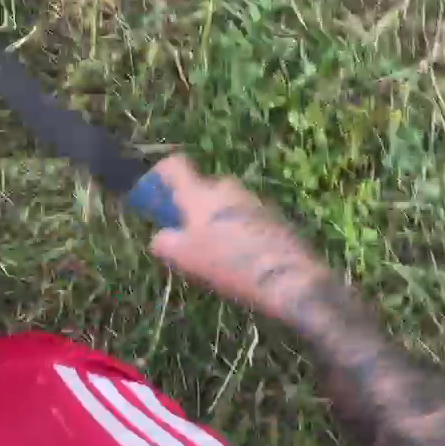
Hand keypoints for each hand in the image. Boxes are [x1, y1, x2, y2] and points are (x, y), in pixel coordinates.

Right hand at [144, 155, 347, 319]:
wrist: (288, 279)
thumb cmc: (227, 263)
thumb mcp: (184, 258)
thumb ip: (164, 242)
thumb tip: (160, 237)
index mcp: (200, 193)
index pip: (175, 166)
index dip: (161, 175)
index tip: (156, 194)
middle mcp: (227, 189)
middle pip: (203, 188)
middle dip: (193, 206)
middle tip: (188, 235)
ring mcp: (254, 201)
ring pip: (227, 204)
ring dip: (218, 220)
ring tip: (217, 252)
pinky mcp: (275, 217)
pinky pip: (247, 218)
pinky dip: (240, 230)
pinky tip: (242, 258)